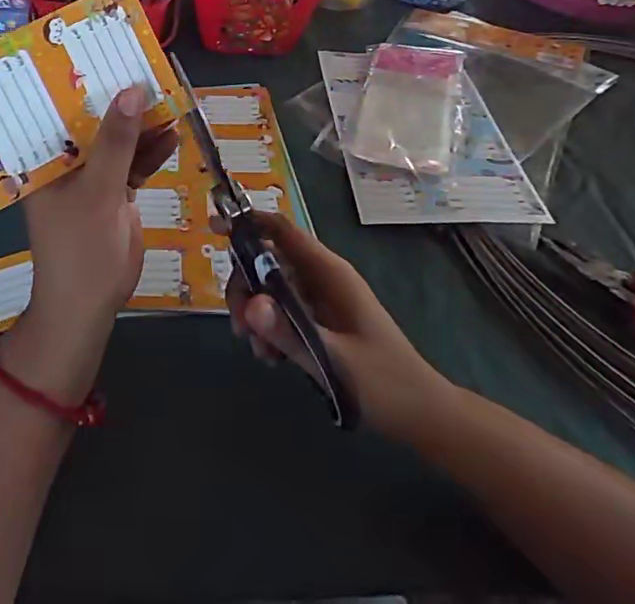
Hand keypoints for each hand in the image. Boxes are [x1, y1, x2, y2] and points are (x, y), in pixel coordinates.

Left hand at [9, 86, 176, 400]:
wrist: (91, 302)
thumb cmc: (79, 245)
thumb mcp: (99, 189)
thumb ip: (116, 141)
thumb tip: (131, 90)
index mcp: (46, 160)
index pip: (58, 112)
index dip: (80, 84)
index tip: (103, 53)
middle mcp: (66, 164)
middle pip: (94, 124)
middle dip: (120, 102)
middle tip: (147, 70)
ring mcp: (92, 179)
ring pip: (119, 143)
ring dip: (142, 126)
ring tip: (169, 99)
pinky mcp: (115, 193)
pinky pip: (134, 164)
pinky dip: (152, 151)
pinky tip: (173, 135)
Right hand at [227, 211, 452, 440]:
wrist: (420, 412)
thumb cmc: (384, 381)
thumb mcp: (333, 360)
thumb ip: (289, 333)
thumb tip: (249, 305)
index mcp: (330, 273)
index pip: (284, 231)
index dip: (248, 223)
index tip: (214, 226)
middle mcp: (322, 278)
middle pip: (269, 261)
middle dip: (246, 287)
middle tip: (239, 326)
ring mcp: (320, 300)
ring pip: (271, 289)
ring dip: (256, 314)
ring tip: (260, 352)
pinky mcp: (319, 321)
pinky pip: (282, 312)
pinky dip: (270, 329)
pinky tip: (272, 359)